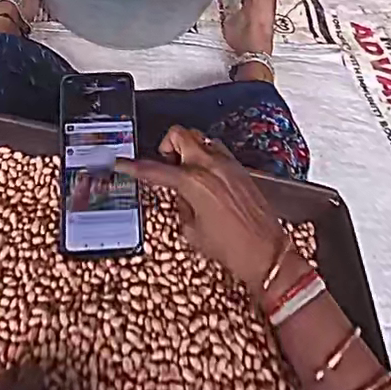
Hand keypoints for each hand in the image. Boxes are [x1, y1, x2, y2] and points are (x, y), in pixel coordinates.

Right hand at [117, 126, 288, 299]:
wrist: (268, 254)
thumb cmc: (231, 248)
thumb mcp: (192, 230)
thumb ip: (181, 204)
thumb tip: (180, 194)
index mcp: (193, 182)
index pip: (155, 168)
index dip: (134, 166)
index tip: (122, 162)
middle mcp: (210, 165)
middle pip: (179, 134)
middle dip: (166, 145)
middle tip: (164, 164)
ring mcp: (227, 164)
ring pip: (199, 138)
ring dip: (187, 148)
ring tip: (185, 171)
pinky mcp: (240, 168)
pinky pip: (216, 149)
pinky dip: (205, 156)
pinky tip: (205, 177)